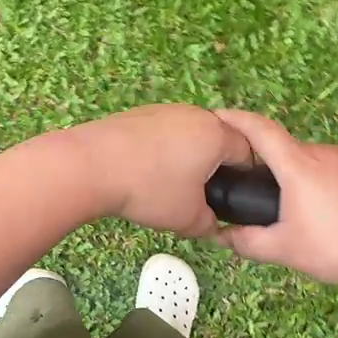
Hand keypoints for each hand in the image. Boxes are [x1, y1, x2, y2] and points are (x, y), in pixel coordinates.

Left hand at [66, 105, 252, 237]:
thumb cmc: (149, 190)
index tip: (230, 197)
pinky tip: (143, 172)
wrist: (90, 166)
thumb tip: (213, 226)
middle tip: (200, 193)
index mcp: (216, 135)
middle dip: (213, 166)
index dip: (243, 177)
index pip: (247, 151)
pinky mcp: (136, 115)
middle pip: (217, 138)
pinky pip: (160, 134)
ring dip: (185, 157)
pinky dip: (158, 152)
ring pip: (187, 135)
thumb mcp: (187, 218)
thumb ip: (209, 223)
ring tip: (168, 185)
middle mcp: (194, 114)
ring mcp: (163, 111)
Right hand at [212, 110, 337, 293]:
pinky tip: (327, 217)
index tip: (216, 116)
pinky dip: (320, 186)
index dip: (235, 119)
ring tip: (291, 212)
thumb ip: (247, 242)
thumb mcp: (285, 250)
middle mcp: (326, 154)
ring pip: (312, 163)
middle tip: (251, 191)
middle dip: (265, 165)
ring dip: (295, 178)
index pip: (260, 130)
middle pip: (286, 150)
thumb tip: (222, 238)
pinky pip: (335, 172)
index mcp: (299, 165)